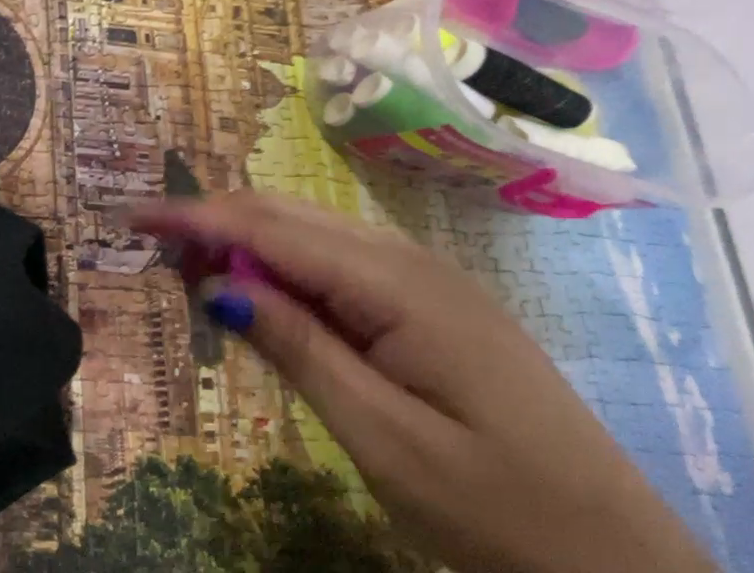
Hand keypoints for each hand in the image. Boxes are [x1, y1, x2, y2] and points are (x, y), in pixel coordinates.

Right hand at [129, 194, 715, 572]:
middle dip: (213, 221)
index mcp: (401, 289)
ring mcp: (427, 283)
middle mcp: (412, 264)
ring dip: (245, 241)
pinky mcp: (432, 308)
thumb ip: (297, 349)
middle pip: (289, 216)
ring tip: (191, 273)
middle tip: (151, 251)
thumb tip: (217, 285)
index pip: (272, 230)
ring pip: (311, 234)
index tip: (132, 218)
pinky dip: (283, 267)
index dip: (195, 218)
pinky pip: (338, 264)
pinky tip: (261, 295)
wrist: (621, 564)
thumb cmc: (497, 509)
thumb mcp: (382, 437)